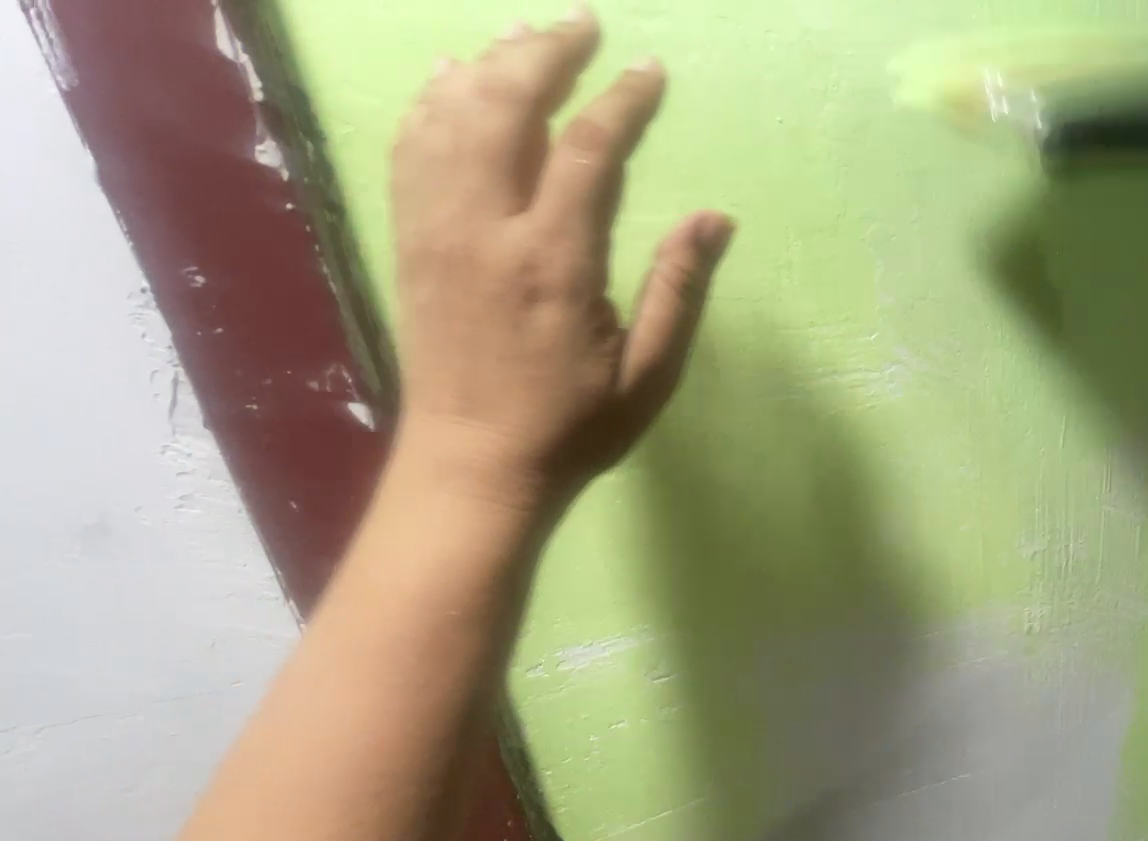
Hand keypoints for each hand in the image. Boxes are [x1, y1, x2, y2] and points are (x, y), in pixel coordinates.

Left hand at [389, 9, 731, 512]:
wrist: (474, 466)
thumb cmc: (573, 427)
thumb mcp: (648, 373)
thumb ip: (677, 290)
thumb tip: (714, 219)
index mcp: (553, 261)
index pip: (588, 152)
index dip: (621, 103)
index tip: (649, 72)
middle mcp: (485, 228)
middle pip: (506, 107)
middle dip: (546, 54)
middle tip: (583, 24)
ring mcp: (437, 230)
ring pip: (450, 115)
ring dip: (489, 65)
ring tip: (525, 38)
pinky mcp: (410, 242)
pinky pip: (412, 149)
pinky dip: (433, 102)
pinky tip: (452, 82)